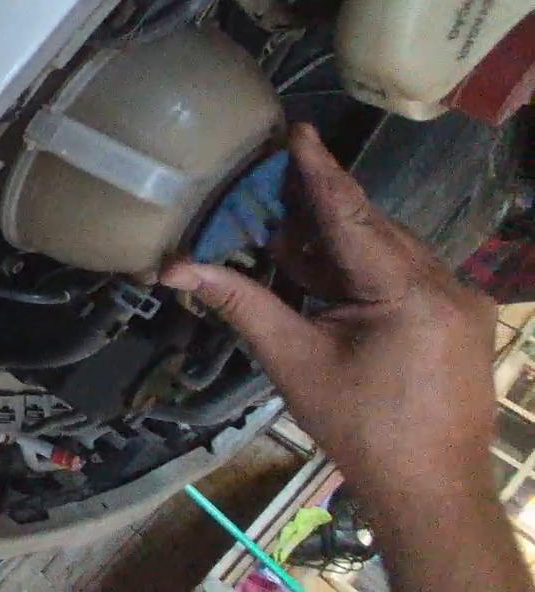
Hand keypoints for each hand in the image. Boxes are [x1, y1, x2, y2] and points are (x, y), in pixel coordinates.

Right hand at [160, 123, 522, 591]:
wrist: (430, 488)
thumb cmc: (360, 421)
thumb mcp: (290, 355)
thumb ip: (236, 300)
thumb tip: (167, 268)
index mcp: (410, 294)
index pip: (352, 216)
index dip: (319, 171)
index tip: (297, 130)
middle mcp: (443, 289)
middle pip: (368, 226)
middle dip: (314, 198)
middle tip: (265, 166)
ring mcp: (451, 304)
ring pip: (378, 247)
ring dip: (324, 232)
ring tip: (272, 213)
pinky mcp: (445, 320)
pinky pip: (388, 271)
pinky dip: (342, 261)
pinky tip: (303, 259)